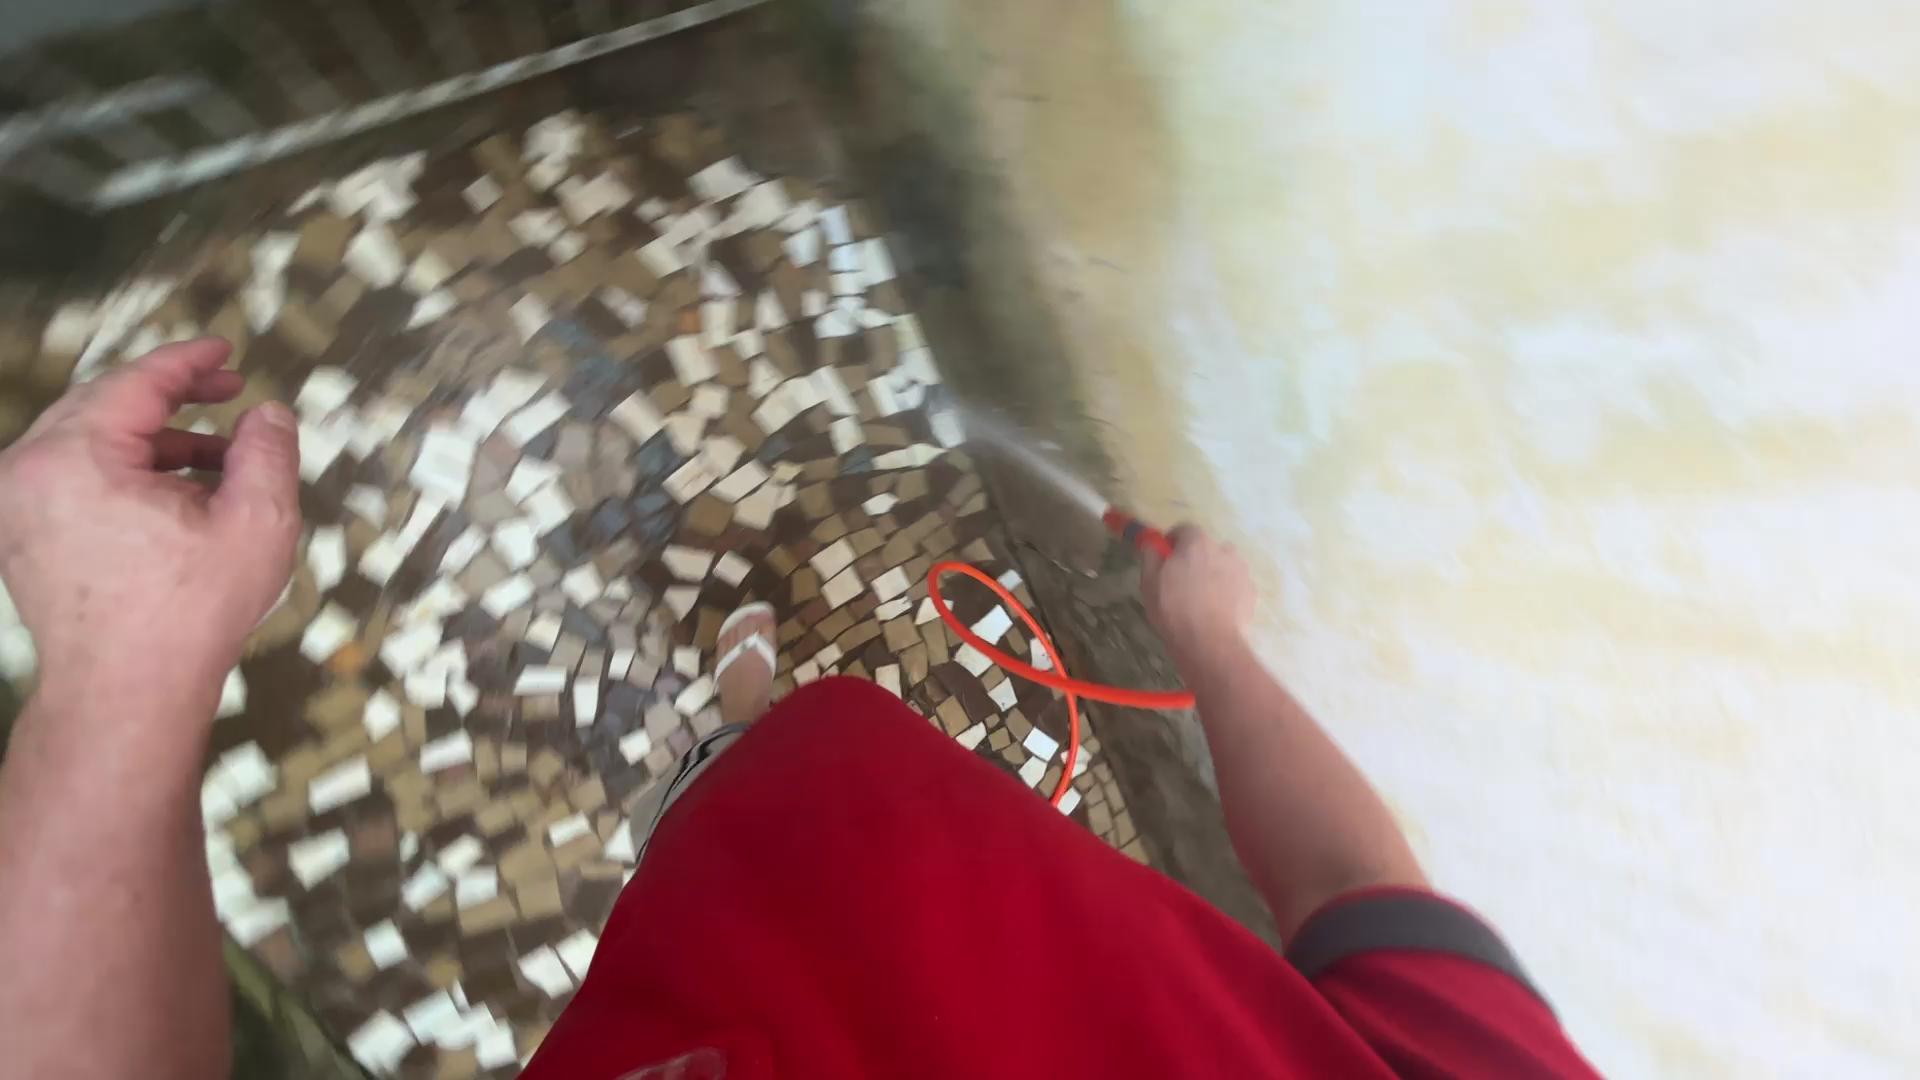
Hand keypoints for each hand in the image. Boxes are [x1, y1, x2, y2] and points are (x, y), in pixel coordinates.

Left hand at [0, 339, 300, 712]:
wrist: (129, 681)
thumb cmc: (199, 600)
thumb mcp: (259, 519)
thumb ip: (266, 454)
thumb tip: (269, 412)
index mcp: (75, 458)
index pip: (133, 385)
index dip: (185, 362)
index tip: (226, 349)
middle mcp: (26, 471)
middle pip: (104, 408)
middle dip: (172, 395)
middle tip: (231, 390)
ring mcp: (17, 505)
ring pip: (93, 444)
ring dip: (163, 440)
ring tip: (227, 459)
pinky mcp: (25, 534)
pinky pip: (80, 477)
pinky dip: (138, 471)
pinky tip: (189, 494)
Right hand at [1139, 525, 1255, 655]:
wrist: (1209, 642)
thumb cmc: (1173, 608)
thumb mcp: (1149, 581)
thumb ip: (1150, 555)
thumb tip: (1152, 544)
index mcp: (1197, 543)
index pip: (1184, 529)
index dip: (1172, 541)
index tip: (1165, 557)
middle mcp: (1223, 550)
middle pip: (1205, 548)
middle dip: (1194, 559)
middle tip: (1180, 582)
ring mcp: (1241, 571)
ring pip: (1222, 566)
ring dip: (1211, 574)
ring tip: (1199, 599)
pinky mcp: (1251, 592)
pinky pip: (1234, 585)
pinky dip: (1225, 592)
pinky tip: (1214, 610)